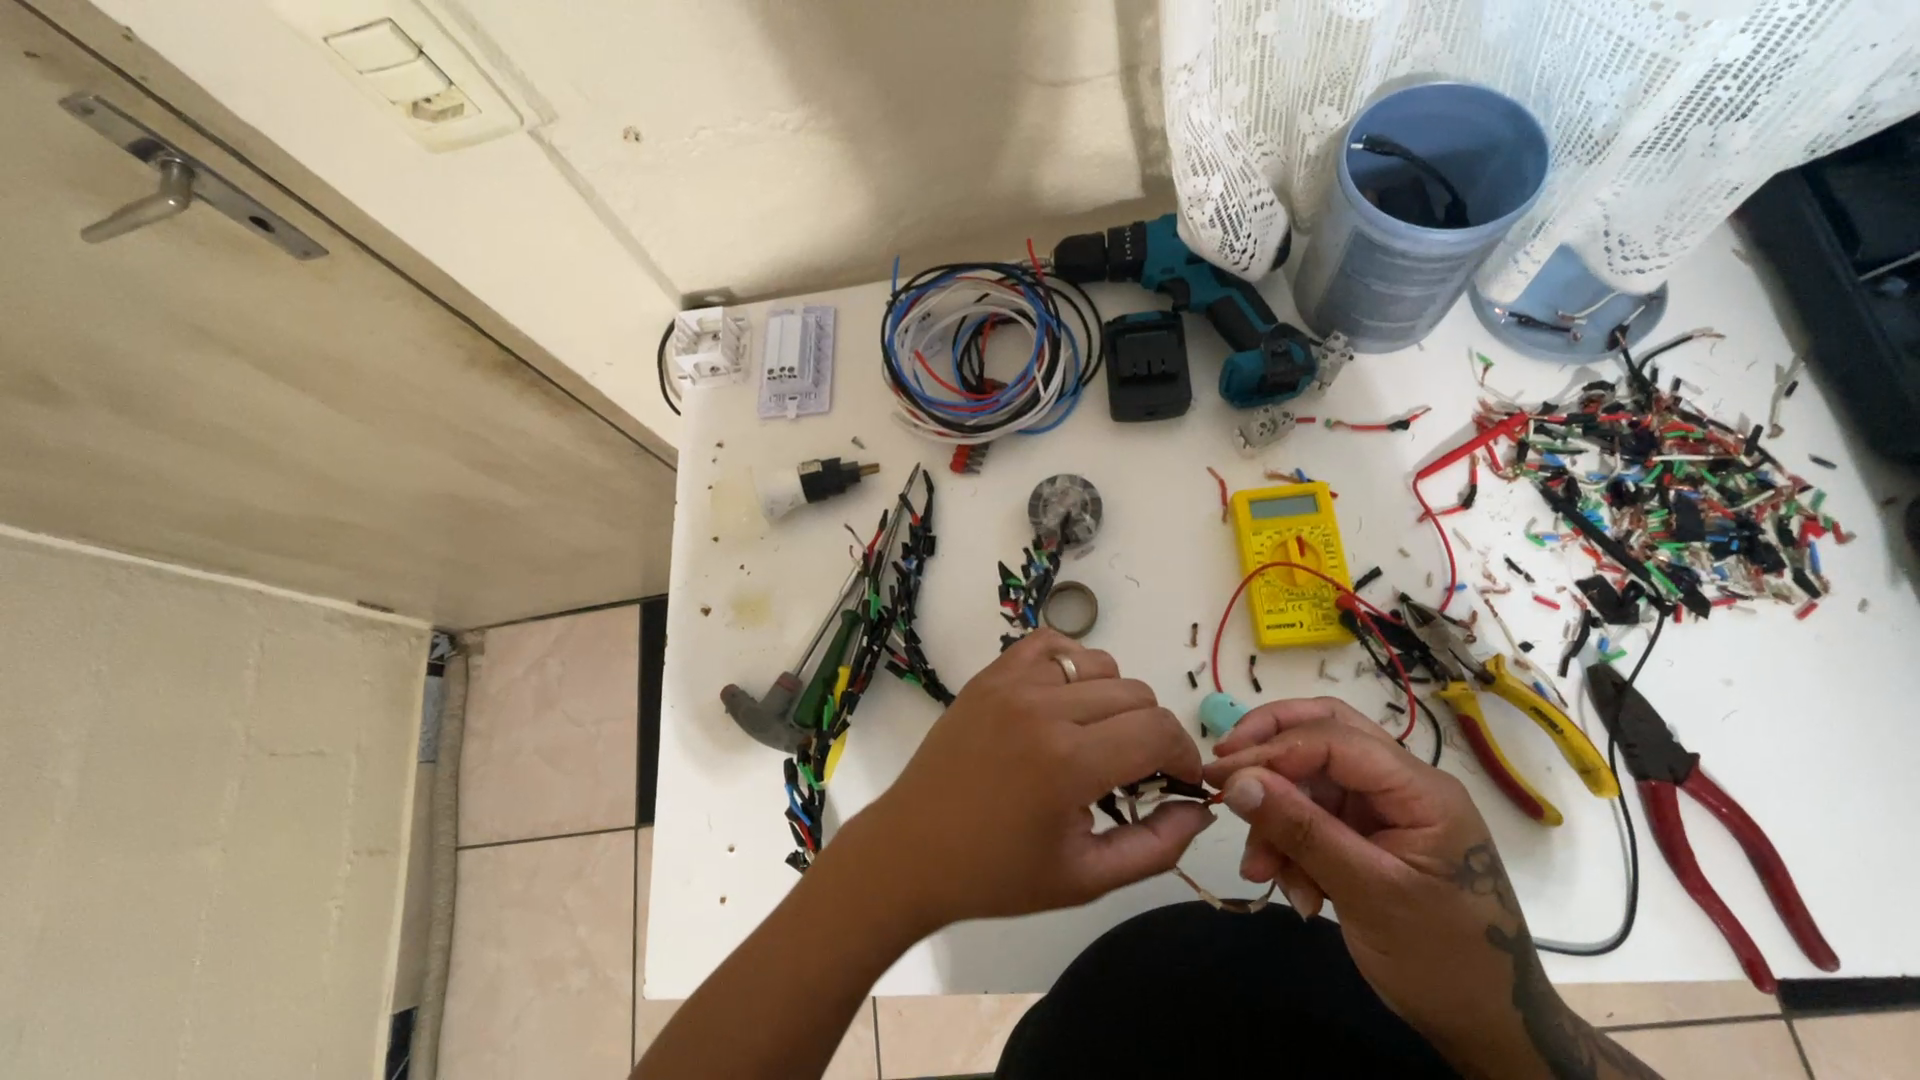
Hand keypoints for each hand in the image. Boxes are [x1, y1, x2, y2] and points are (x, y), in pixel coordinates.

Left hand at [839, 629, 1213, 930]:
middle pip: (1138, 695)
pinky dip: (1072, 667)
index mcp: (1069, 762)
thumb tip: (1198, 808)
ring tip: (1094, 741)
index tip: (1174, 783)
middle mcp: (1043, 709)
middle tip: (1131, 773)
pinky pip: (1052, 645)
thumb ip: (1156, 846)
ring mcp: (1012, 684)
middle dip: (1152, 735)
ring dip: (1115, 701)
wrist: (911, 852)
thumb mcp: (1086, 878)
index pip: (1161, 731)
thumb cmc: (997, 874)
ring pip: (1102, 666)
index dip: (1183, 757)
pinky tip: (1064, 704)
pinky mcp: (990, 676)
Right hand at [1201, 698, 1552, 1060]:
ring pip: (1309, 782)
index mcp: (1420, 790)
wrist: (1483, 1023)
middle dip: (1269, 752)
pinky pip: (1312, 818)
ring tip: (1260, 870)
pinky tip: (1291, 888)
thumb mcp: (1367, 893)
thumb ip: (1302, 831)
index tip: (1219, 776)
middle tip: (1222, 773)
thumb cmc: (1441, 959)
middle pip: (1324, 734)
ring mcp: (1383, 811)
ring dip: (1276, 819)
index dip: (1271, 749)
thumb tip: (1237, 781)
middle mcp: (1402, 786)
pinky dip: (1289, 846)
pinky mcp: (1367, 835)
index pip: (1335, 739)